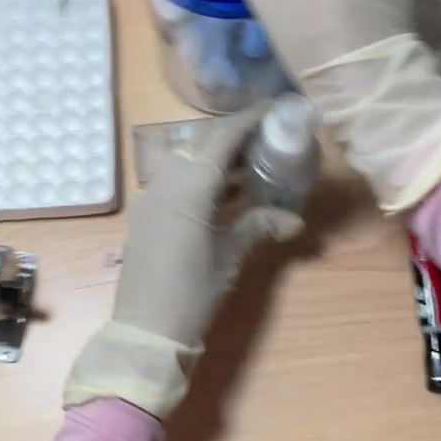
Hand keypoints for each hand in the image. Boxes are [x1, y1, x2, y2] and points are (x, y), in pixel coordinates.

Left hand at [64, 109, 301, 418]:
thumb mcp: (229, 258)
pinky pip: (175, 183)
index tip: (274, 111)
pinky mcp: (146, 215)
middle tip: (267, 143)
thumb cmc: (191, 293)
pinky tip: (225, 196)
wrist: (146, 329)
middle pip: (202, 145)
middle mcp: (165, 183)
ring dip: (218, 161)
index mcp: (189, 187)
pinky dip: (201, 180)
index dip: (249, 120)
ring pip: (187, 163)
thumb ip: (259, 227)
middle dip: (235, 139)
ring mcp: (150, 198)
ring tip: (252, 168)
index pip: (222, 137)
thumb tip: (294, 220)